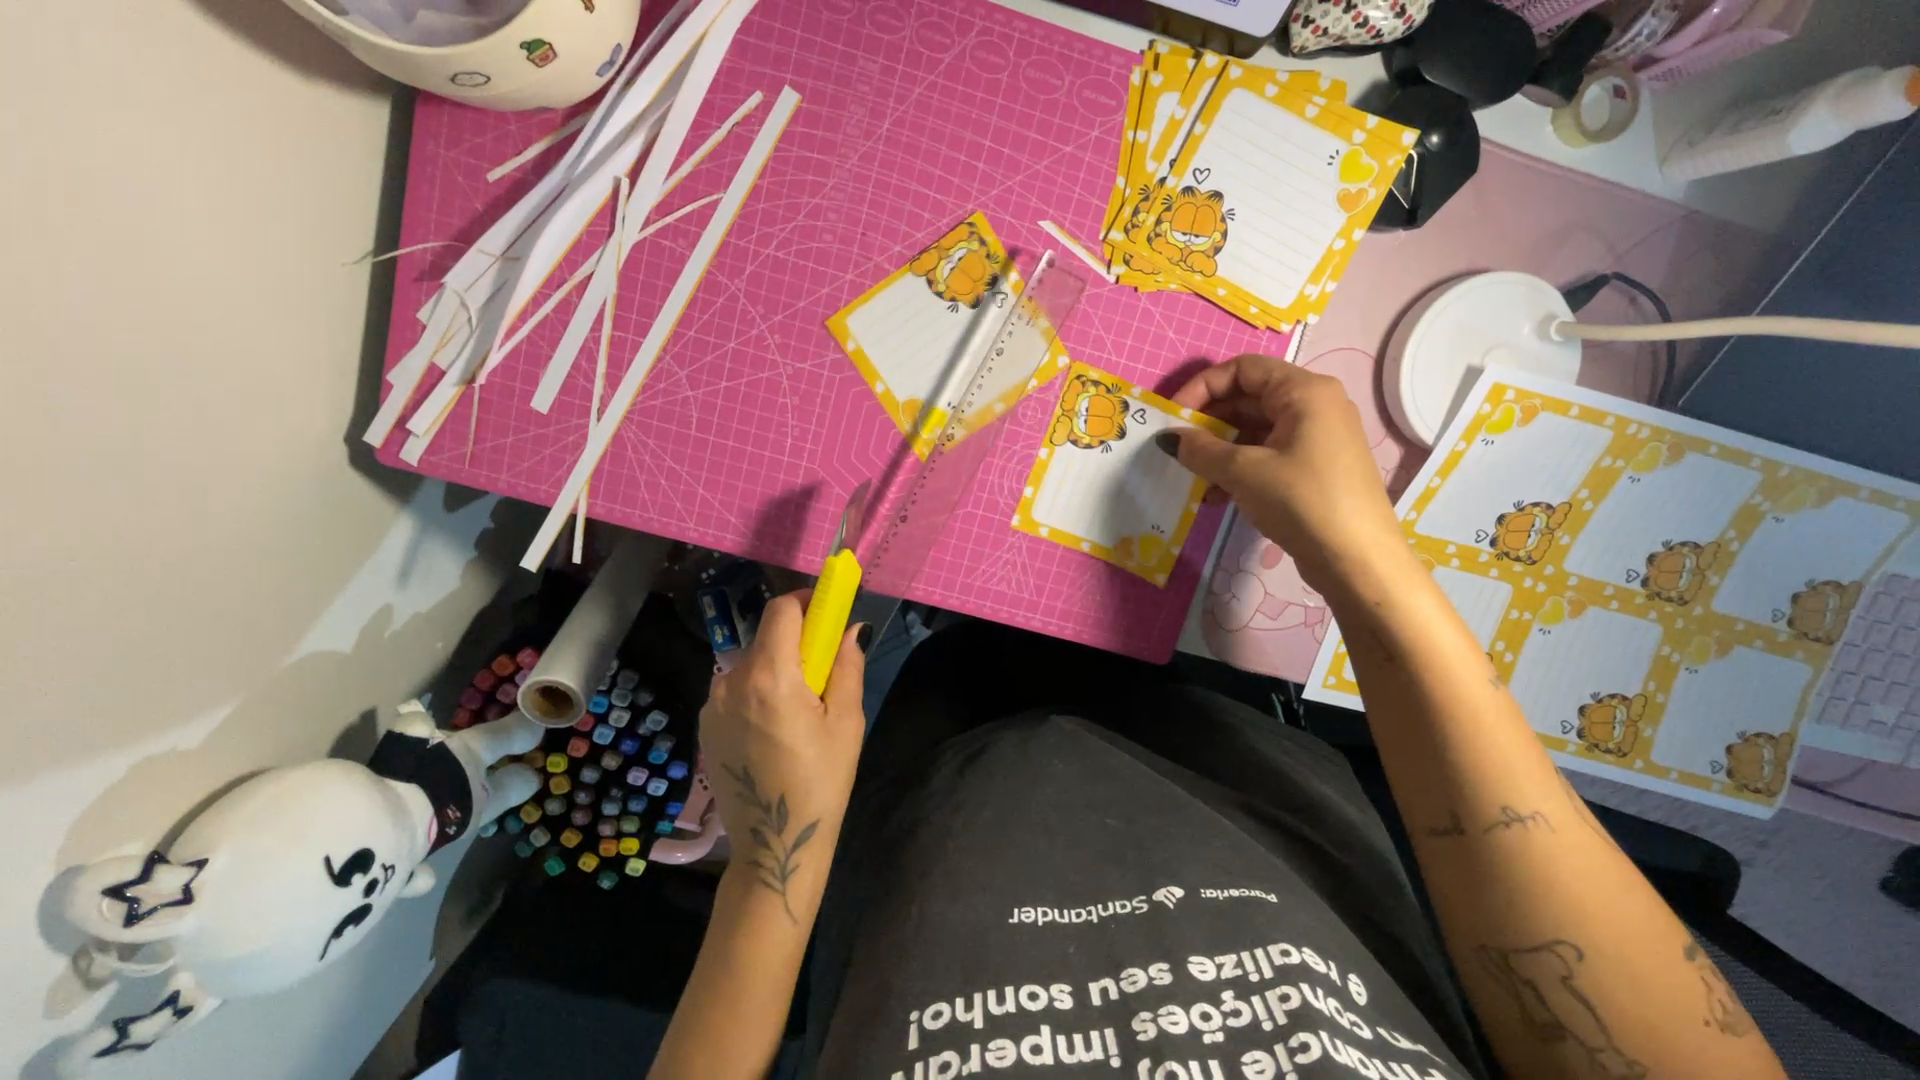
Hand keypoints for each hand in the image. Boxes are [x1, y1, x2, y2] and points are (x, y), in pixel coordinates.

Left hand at [700, 592, 865, 920]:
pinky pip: (735, 691)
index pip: (781, 610)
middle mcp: (731, 682)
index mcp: (770, 678)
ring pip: (750, 665)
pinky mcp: (704, 726)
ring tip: (798, 713)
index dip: (806, 602)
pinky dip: (756, 694)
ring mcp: (712, 705)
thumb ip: (846, 667)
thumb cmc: (822, 783)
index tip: (827, 614)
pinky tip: (773, 731)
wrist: (774, 846)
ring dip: (775, 671)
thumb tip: (849, 629)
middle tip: (822, 676)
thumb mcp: (847, 723)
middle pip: (767, 638)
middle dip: (796, 644)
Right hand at [1162, 354, 1404, 589]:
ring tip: (1195, 478)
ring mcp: (1317, 438)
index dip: (1203, 387)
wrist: (1357, 559)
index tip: (1173, 417)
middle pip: (1249, 398)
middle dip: (1209, 422)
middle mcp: (1314, 405)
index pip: (1243, 369)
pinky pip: (1268, 454)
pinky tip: (1217, 496)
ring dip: (1220, 450)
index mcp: (1304, 391)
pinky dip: (1240, 468)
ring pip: (1256, 430)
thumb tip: (1171, 439)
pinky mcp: (1315, 468)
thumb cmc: (1301, 500)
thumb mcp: (1243, 471)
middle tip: (1179, 449)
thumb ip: (1201, 450)